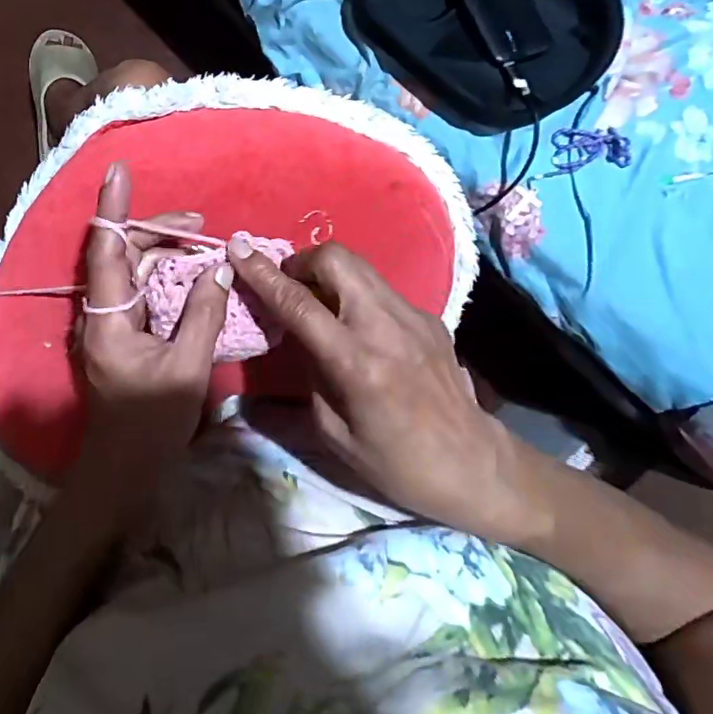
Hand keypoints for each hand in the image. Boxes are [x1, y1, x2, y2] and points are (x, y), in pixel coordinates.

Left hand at [75, 162, 230, 470]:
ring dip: (166, 255)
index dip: (113, 207)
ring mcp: (110, 322)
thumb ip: (203, 314)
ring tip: (204, 248)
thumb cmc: (150, 423)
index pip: (107, 249)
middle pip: (124, 254)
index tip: (118, 170)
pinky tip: (193, 275)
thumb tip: (220, 267)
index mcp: (108, 317)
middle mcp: (102, 312)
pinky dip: (166, 278)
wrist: (122, 468)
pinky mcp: (122, 332)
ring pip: (135, 272)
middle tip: (201, 227)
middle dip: (158, 232)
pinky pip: (143, 292)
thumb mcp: (186, 368)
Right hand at [226, 239, 546, 543]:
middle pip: (336, 259)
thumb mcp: (334, 433)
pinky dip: (354, 293)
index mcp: (357, 363)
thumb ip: (310, 375)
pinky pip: (379, 288)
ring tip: (316, 301)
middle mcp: (386, 326)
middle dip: (302, 261)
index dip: (263, 274)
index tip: (238, 248)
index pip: (299, 304)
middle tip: (288, 286)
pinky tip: (355, 325)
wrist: (474, 465)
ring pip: (359, 266)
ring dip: (327, 272)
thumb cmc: (397, 463)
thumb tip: (296, 338)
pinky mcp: (429, 317)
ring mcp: (413, 316)